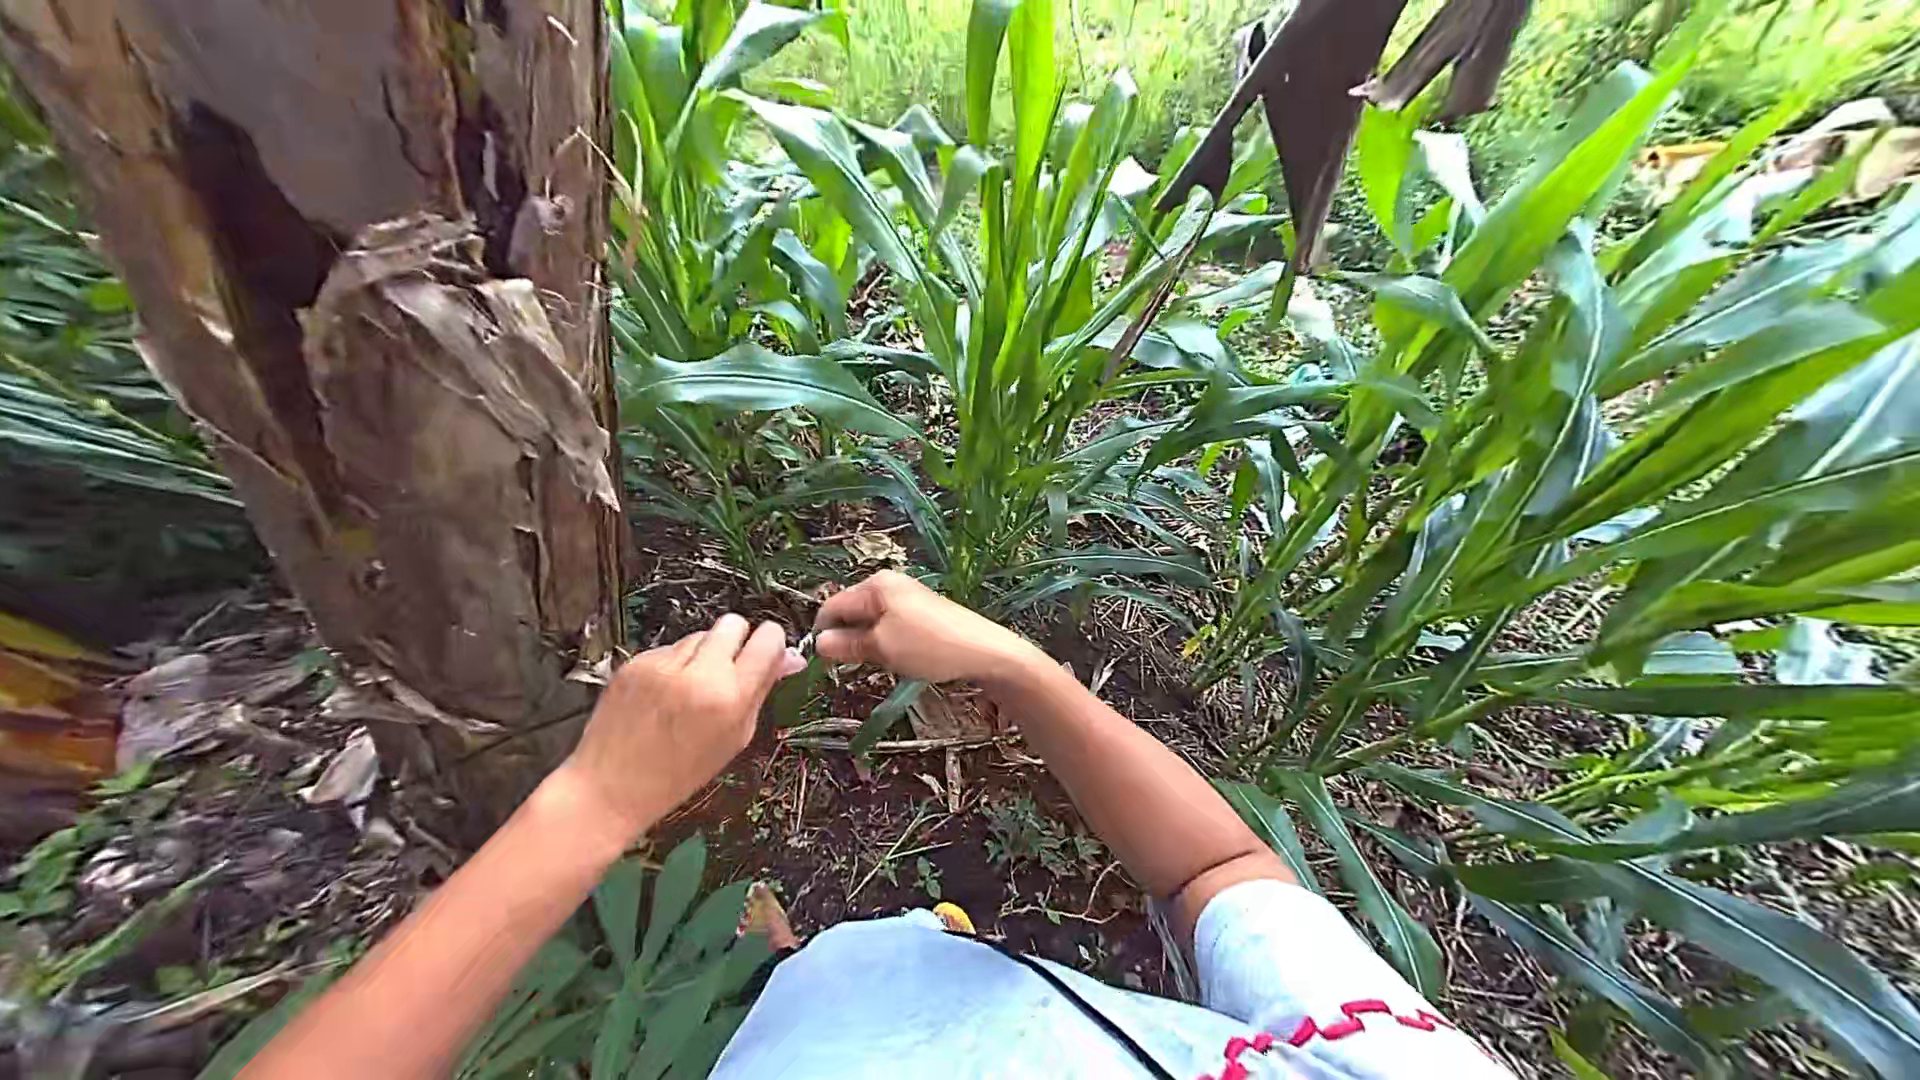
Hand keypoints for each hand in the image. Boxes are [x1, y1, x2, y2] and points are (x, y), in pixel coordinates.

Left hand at [557, 615, 804, 838]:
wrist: (609, 788)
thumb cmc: (680, 773)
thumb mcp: (736, 737)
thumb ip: (762, 690)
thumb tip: (791, 658)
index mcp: (730, 696)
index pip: (768, 638)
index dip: (772, 644)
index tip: (767, 655)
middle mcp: (698, 673)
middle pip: (734, 623)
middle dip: (737, 640)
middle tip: (729, 669)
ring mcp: (663, 664)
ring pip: (701, 635)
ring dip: (704, 653)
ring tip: (692, 688)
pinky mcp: (636, 662)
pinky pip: (670, 648)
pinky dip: (675, 664)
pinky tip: (666, 694)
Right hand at [813, 570, 1043, 686]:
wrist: (983, 650)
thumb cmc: (928, 646)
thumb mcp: (881, 648)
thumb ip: (846, 644)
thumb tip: (819, 643)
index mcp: (875, 585)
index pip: (832, 606)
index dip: (823, 634)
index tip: (823, 662)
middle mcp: (888, 583)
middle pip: (851, 610)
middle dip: (848, 637)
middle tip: (855, 664)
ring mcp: (906, 595)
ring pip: (870, 620)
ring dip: (867, 642)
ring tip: (881, 661)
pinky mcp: (920, 610)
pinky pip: (889, 623)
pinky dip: (886, 641)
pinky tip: (898, 657)